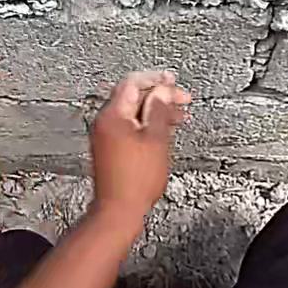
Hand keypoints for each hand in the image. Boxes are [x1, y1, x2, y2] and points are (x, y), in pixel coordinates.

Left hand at [89, 70, 190, 221]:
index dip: (155, 79)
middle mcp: (105, 121)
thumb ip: (159, 110)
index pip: (133, 83)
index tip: (173, 81)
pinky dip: (147, 123)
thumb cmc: (136, 179)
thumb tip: (162, 91)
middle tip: (181, 98)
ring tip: (179, 115)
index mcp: (113, 115)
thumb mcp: (156, 139)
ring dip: (155, 110)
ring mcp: (105, 135)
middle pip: (132, 96)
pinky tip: (163, 130)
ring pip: (133, 112)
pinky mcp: (110, 147)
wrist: (118, 209)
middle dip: (159, 94)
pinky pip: (129, 126)